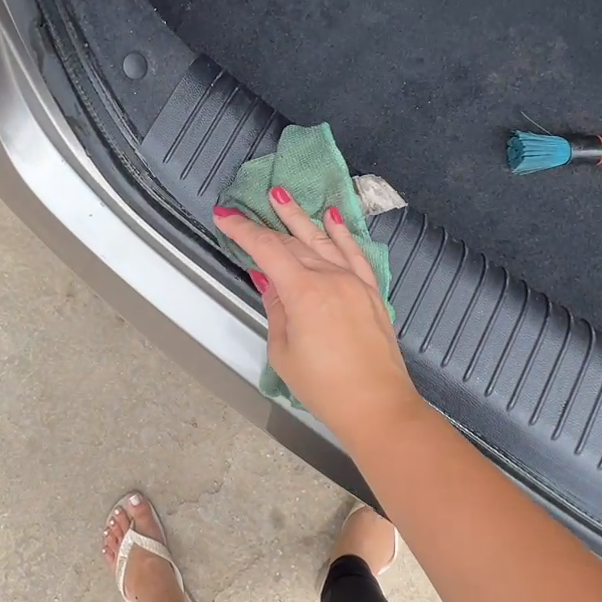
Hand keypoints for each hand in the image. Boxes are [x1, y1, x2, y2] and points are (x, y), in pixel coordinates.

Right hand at [213, 189, 423, 444]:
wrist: (378, 407)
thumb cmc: (324, 387)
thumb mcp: (284, 352)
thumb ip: (276, 309)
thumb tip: (270, 282)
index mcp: (304, 291)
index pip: (267, 249)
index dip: (243, 230)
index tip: (223, 215)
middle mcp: (331, 277)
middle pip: (292, 243)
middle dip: (265, 225)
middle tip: (244, 207)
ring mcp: (354, 282)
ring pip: (321, 241)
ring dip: (299, 217)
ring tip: (281, 195)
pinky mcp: (371, 292)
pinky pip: (354, 254)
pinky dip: (342, 234)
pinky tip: (331, 218)